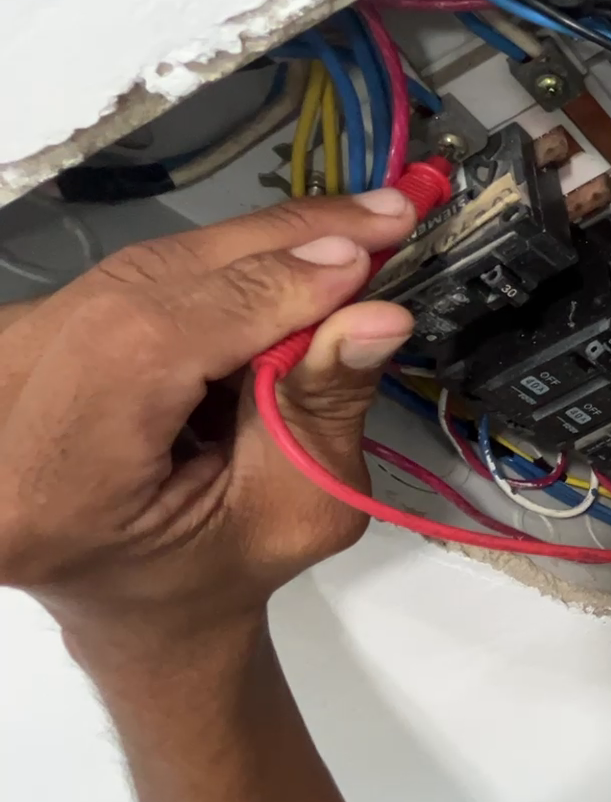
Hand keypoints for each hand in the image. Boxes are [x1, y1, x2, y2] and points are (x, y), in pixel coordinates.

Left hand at [0, 191, 419, 675]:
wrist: (139, 589)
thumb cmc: (229, 565)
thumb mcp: (307, 504)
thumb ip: (330, 405)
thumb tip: (379, 315)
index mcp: (45, 488)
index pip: (149, 345)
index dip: (263, 292)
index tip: (363, 258)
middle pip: (140, 288)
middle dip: (277, 246)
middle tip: (384, 212)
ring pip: (141, 271)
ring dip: (263, 248)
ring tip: (359, 229)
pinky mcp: (16, 337)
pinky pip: (136, 279)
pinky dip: (229, 265)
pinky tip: (298, 259)